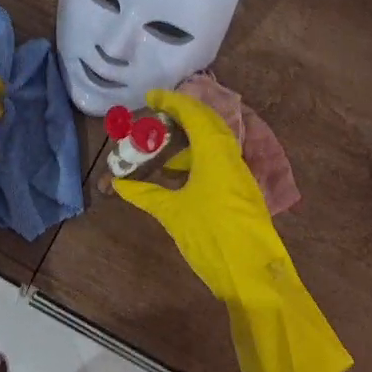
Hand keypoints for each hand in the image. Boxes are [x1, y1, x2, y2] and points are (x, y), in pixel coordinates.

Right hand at [114, 90, 351, 371]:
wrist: (253, 275)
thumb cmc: (211, 236)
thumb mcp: (171, 213)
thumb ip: (145, 194)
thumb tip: (118, 183)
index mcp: (215, 151)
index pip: (194, 113)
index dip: (171, 101)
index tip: (150, 97)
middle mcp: (230, 155)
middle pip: (206, 123)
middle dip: (180, 116)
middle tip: (153, 119)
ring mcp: (238, 173)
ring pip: (212, 142)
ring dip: (188, 138)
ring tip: (160, 145)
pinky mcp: (240, 190)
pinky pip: (216, 160)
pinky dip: (195, 158)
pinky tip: (176, 173)